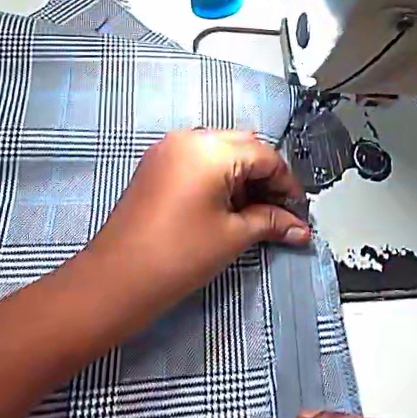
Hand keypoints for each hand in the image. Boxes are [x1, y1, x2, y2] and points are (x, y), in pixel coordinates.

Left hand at [78, 129, 309, 323]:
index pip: (264, 154)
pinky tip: (228, 208)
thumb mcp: (233, 236)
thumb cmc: (176, 255)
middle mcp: (187, 139)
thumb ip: (270, 222)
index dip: (286, 183)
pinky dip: (218, 178)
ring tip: (256, 215)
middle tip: (281, 214)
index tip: (298, 211)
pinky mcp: (156, 166)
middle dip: (266, 178)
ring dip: (243, 178)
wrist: (118, 278)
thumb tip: (297, 227)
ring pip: (220, 153)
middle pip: (243, 147)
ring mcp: (168, 150)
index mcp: (209, 149)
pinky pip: (197, 161)